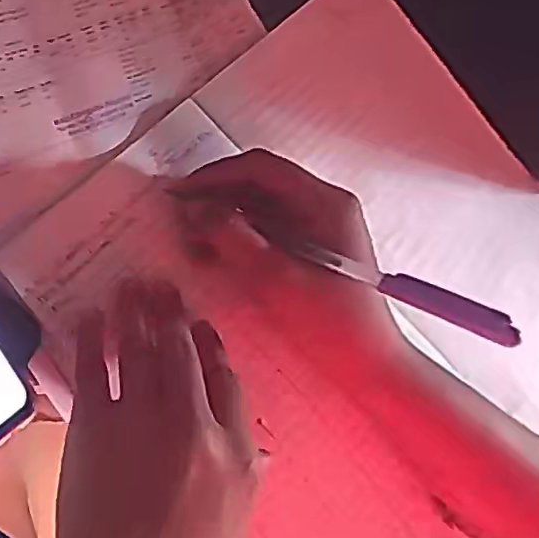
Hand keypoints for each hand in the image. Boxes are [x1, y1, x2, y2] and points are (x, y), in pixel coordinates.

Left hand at [5, 279, 260, 537]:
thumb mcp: (232, 528)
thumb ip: (241, 477)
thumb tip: (252, 450)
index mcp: (239, 458)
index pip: (229, 383)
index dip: (212, 348)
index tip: (200, 327)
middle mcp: (195, 429)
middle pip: (184, 354)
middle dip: (172, 315)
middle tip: (161, 285)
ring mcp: (143, 421)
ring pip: (142, 350)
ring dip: (134, 313)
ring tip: (129, 285)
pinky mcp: (96, 424)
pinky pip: (95, 367)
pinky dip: (92, 338)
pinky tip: (90, 318)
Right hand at [168, 149, 423, 389]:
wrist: (363, 369)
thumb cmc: (330, 327)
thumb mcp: (272, 276)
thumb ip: (229, 236)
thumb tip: (193, 208)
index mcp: (323, 205)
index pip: (258, 168)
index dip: (211, 176)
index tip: (178, 193)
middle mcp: (319, 210)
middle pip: (253, 184)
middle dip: (210, 197)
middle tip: (175, 213)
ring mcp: (310, 231)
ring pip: (251, 207)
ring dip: (215, 217)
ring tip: (185, 236)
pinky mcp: (299, 252)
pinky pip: (255, 231)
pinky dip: (226, 237)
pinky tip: (205, 254)